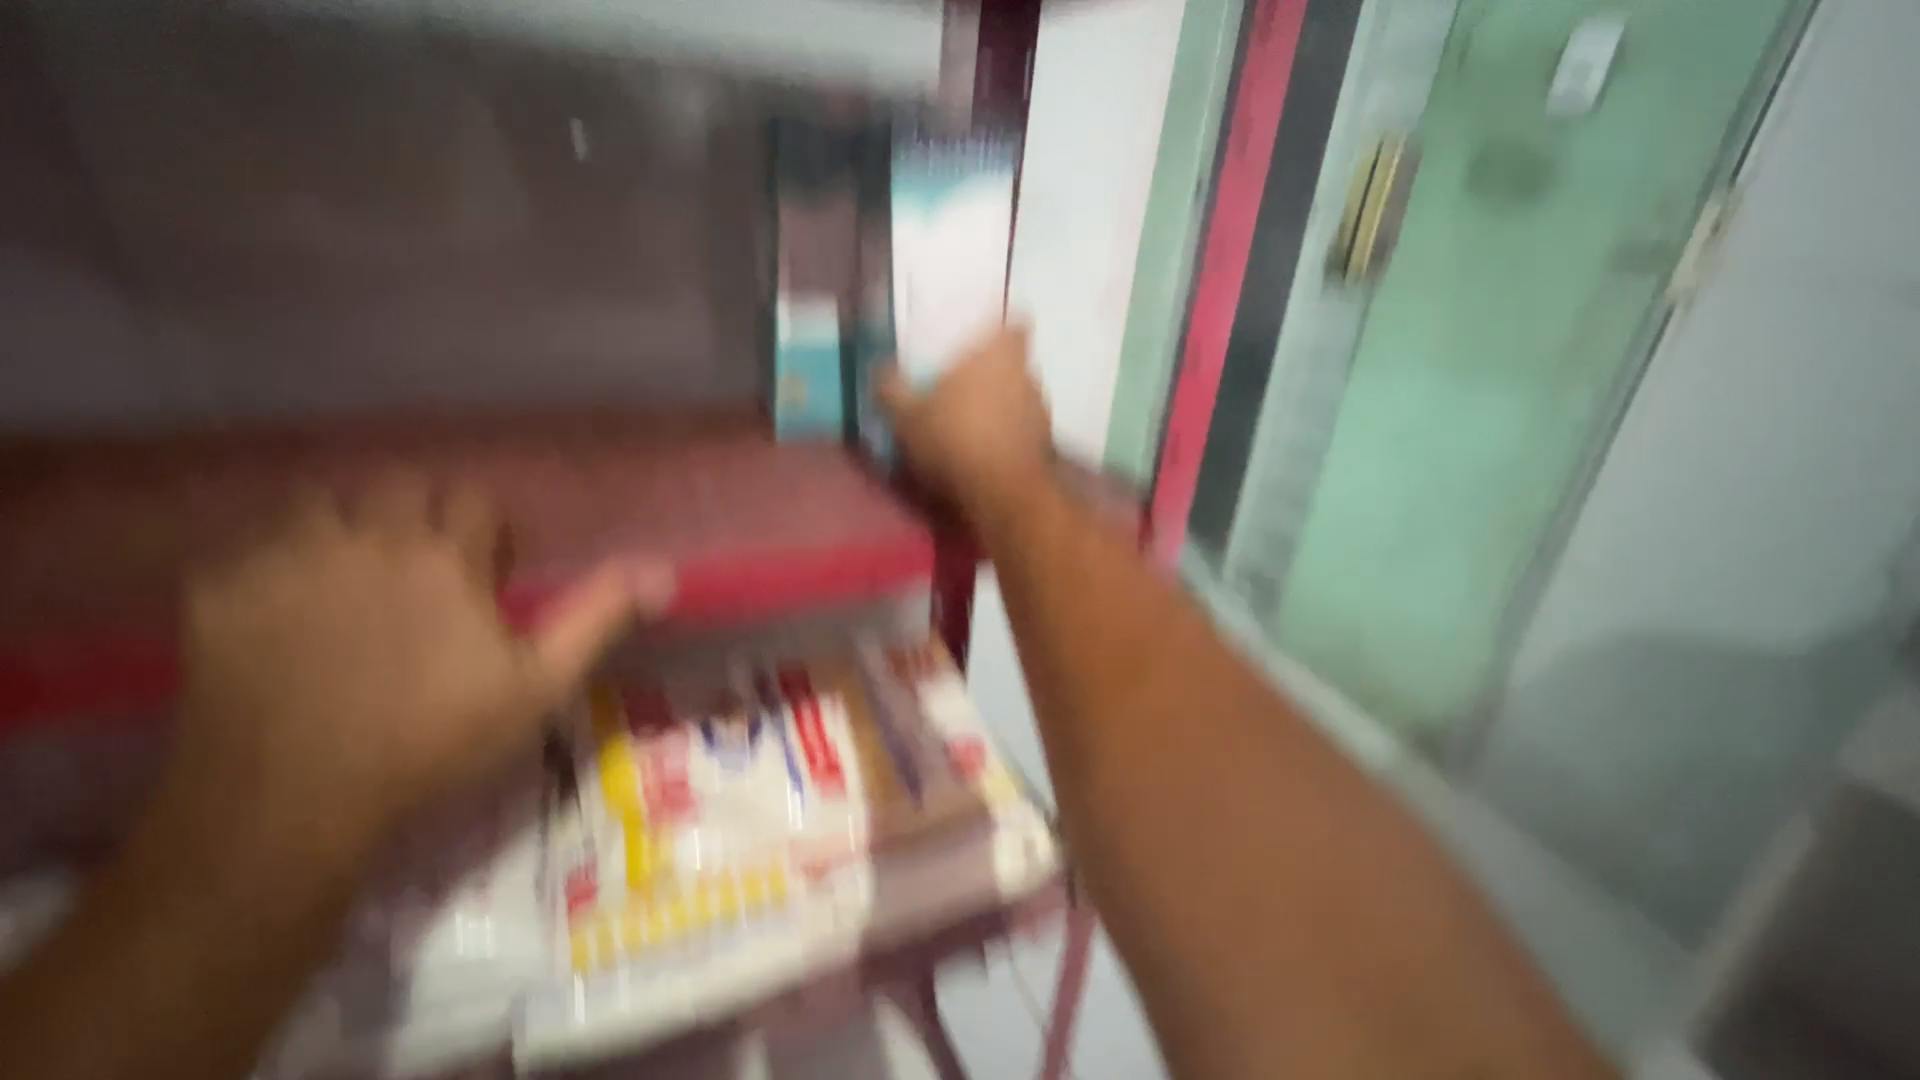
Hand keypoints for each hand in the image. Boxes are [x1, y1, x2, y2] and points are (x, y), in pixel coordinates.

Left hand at [163, 475, 672, 856]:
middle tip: (422, 578)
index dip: (485, 536)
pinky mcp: (218, 590)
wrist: (293, 801)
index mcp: (444, 557)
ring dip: (345, 531)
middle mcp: (365, 538)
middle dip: (418, 520)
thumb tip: (661, 571)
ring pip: (321, 504)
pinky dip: (275, 568)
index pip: (471, 498)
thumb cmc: (434, 741)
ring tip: (352, 586)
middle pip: (398, 486)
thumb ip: (599, 616)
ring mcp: (285, 559)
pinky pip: (250, 547)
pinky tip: (286, 618)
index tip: (486, 580)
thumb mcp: (540, 685)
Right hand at [878, 324, 1053, 520]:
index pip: (1015, 324)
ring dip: (1002, 409)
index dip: (1002, 330)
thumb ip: (891, 389)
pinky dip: (1009, 438)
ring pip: (1021, 399)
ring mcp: (1042, 412)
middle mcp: (1029, 375)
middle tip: (964, 390)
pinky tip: (985, 455)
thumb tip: (878, 370)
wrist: (1002, 493)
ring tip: (973, 428)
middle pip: (1015, 364)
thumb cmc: (954, 439)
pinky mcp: (1047, 446)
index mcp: (999, 354)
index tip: (982, 342)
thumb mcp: (906, 416)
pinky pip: (1024, 432)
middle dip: (994, 375)